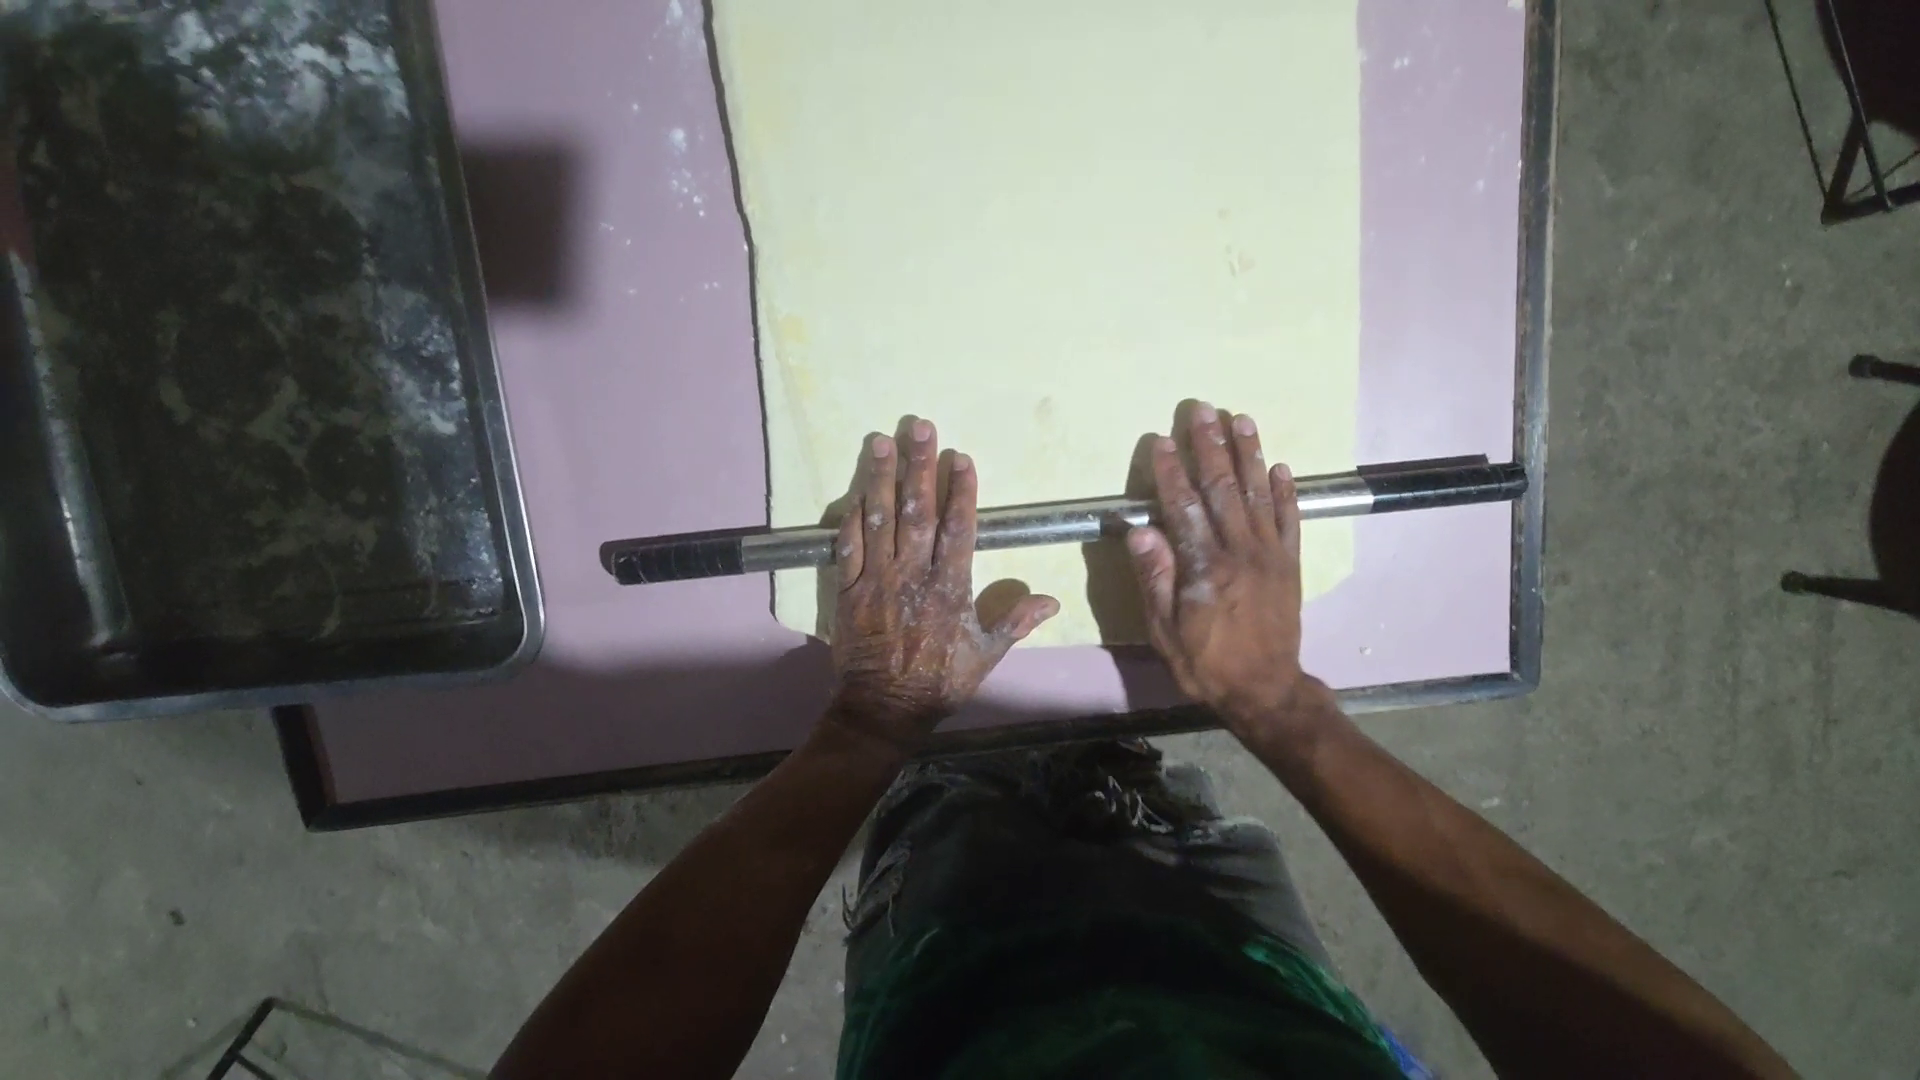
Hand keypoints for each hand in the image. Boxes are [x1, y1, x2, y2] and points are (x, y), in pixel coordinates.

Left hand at [827, 420, 1058, 756]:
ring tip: (881, 442)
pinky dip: (851, 519)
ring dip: (880, 479)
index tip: (960, 458)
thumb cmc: (939, 682)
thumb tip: (1052, 600)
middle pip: (917, 512)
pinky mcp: (849, 590)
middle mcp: (913, 576)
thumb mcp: (985, 657)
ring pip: (880, 520)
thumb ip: (1015, 623)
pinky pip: (848, 548)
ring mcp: (877, 580)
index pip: (958, 530)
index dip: (960, 492)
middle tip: (919, 428)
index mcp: (949, 588)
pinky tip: (856, 491)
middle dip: (919, 467)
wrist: (884, 708)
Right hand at [1126, 404, 1326, 740]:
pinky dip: (1285, 491)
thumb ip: (1156, 578)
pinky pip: (1290, 520)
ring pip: (1258, 494)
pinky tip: (1279, 465)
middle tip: (1202, 410)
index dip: (1172, 473)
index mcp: (1205, 567)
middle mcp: (1240, 551)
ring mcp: (1270, 555)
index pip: (1184, 507)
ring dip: (1248, 454)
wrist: (1266, 690)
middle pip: (1223, 489)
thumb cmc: (1206, 663)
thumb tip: (1140, 529)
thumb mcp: (1165, 631)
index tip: (1162, 441)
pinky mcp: (1291, 564)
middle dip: (1211, 447)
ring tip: (1241, 419)